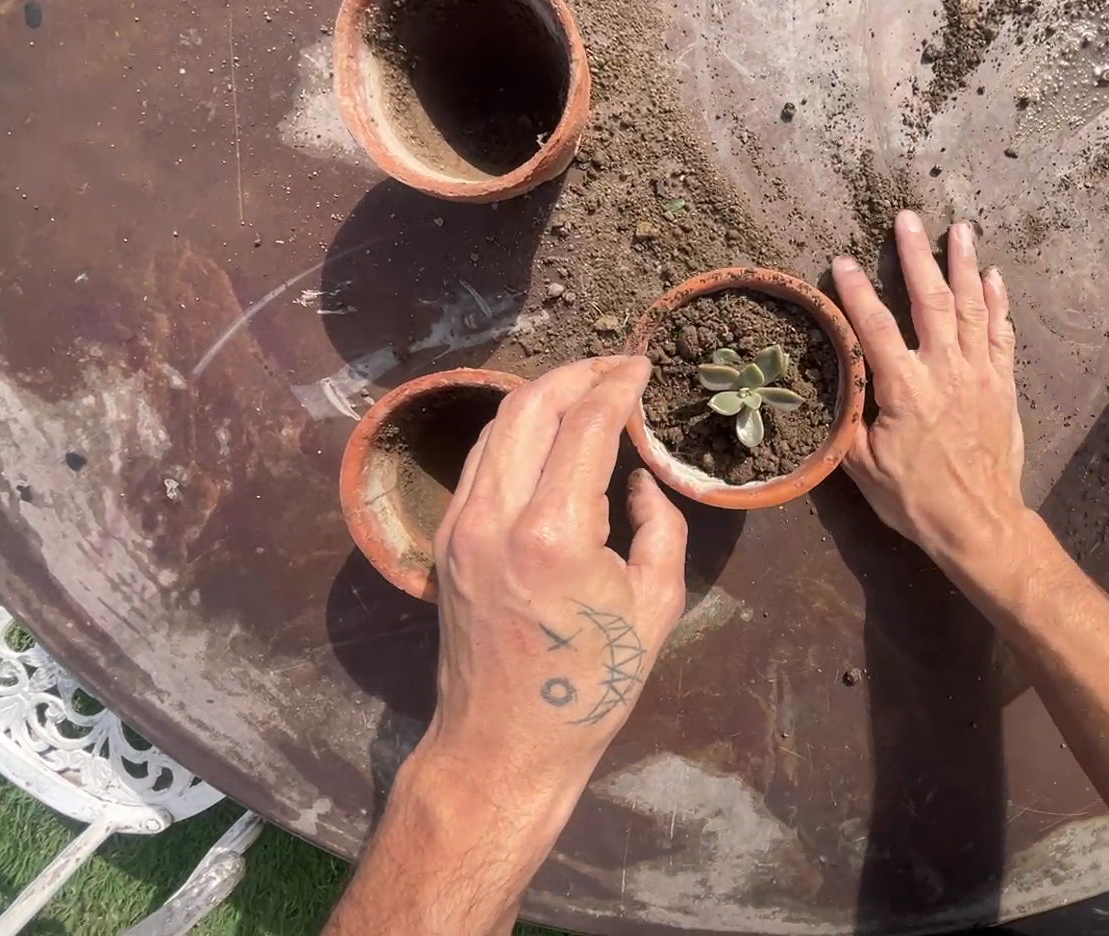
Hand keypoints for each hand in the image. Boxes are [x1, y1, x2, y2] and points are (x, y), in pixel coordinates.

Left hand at [427, 355, 687, 774]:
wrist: (503, 743)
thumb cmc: (593, 683)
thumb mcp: (657, 604)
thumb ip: (661, 525)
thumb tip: (638, 477)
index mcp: (555, 533)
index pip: (585, 426)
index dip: (618, 386)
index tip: (643, 368)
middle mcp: (497, 515)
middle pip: (531, 406)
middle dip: (578, 372)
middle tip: (618, 365)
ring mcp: (462, 524)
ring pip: (498, 424)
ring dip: (545, 394)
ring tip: (587, 387)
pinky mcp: (447, 537)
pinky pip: (482, 458)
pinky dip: (518, 428)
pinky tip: (548, 429)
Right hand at [831, 211, 1029, 576]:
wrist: (979, 523)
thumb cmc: (915, 500)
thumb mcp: (863, 466)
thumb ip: (847, 418)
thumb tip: (830, 382)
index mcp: (905, 390)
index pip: (875, 328)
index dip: (855, 292)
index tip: (840, 261)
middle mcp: (944, 371)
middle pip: (930, 301)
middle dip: (917, 256)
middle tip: (908, 218)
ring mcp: (979, 375)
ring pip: (971, 307)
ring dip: (963, 264)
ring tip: (959, 228)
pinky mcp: (1002, 385)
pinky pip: (1001, 334)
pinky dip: (998, 302)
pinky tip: (993, 276)